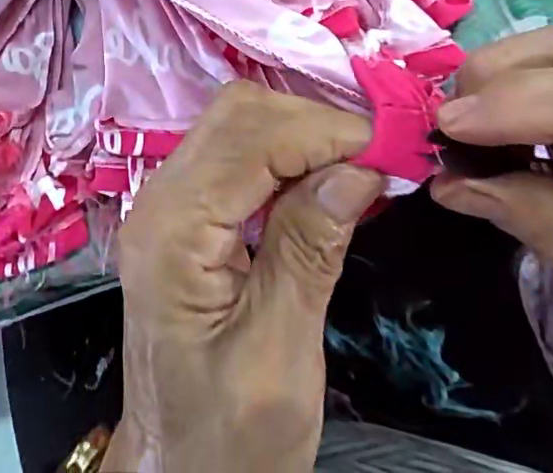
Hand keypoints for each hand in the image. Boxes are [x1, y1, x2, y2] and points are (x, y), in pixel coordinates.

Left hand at [106, 81, 385, 471]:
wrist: (178, 468)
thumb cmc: (228, 436)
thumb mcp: (279, 358)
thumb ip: (308, 252)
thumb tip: (357, 168)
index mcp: (172, 229)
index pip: (248, 140)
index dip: (324, 131)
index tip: (394, 146)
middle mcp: (158, 198)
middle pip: (236, 116)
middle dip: (313, 122)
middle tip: (384, 154)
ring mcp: (165, 200)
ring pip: (234, 125)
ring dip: (302, 131)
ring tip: (364, 163)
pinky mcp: (183, 211)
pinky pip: (234, 154)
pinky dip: (285, 152)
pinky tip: (325, 176)